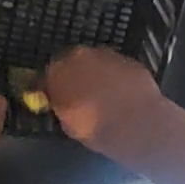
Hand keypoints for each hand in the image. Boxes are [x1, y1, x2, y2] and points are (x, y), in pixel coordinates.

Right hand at [42, 48, 173, 161]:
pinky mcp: (130, 60)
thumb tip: (62, 103)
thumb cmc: (96, 128)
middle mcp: (81, 55)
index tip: (53, 97)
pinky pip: (117, 68)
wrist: (137, 123)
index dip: (51, 87)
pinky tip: (121, 93)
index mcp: (59, 71)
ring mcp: (107, 55)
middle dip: (74, 75)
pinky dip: (116, 77)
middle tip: (79, 93)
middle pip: (72, 62)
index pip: (47, 75)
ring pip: (96, 62)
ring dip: (96, 74)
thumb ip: (61, 106)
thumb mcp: (68, 123)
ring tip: (102, 93)